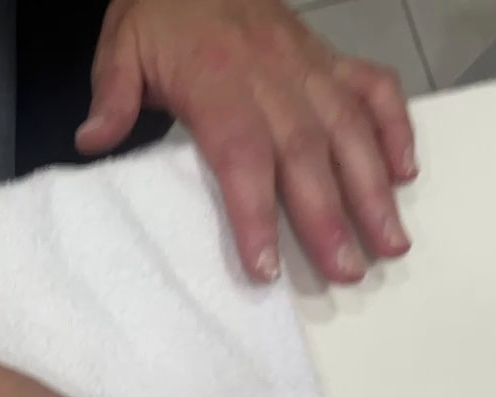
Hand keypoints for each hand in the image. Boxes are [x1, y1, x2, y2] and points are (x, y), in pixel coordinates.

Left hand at [78, 0, 417, 284]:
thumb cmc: (158, 12)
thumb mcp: (121, 50)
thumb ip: (112, 99)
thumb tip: (91, 138)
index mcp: (221, 81)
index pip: (243, 156)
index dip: (257, 214)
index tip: (266, 266)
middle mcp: (276, 75)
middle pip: (308, 155)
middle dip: (330, 218)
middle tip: (347, 272)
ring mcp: (309, 66)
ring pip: (351, 130)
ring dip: (374, 189)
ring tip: (390, 242)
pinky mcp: (328, 57)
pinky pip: (373, 90)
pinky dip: (394, 128)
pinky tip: (404, 172)